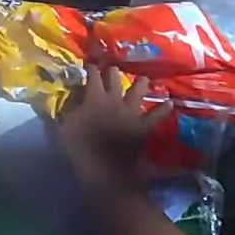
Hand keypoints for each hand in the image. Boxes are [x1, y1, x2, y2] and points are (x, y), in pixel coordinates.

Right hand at [55, 66, 171, 189]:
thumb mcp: (65, 124)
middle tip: (110, 70)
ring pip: (138, 89)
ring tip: (143, 79)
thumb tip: (74, 91)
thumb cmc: (79, 147)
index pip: (93, 74)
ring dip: (140, 83)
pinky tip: (170, 103)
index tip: (88, 64)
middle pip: (114, 76)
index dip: (91, 67)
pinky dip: (163, 109)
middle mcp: (114, 99)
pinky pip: (155, 115)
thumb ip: (70, 105)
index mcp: (94, 96)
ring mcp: (130, 111)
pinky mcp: (141, 126)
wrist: (103, 170)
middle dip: (111, 71)